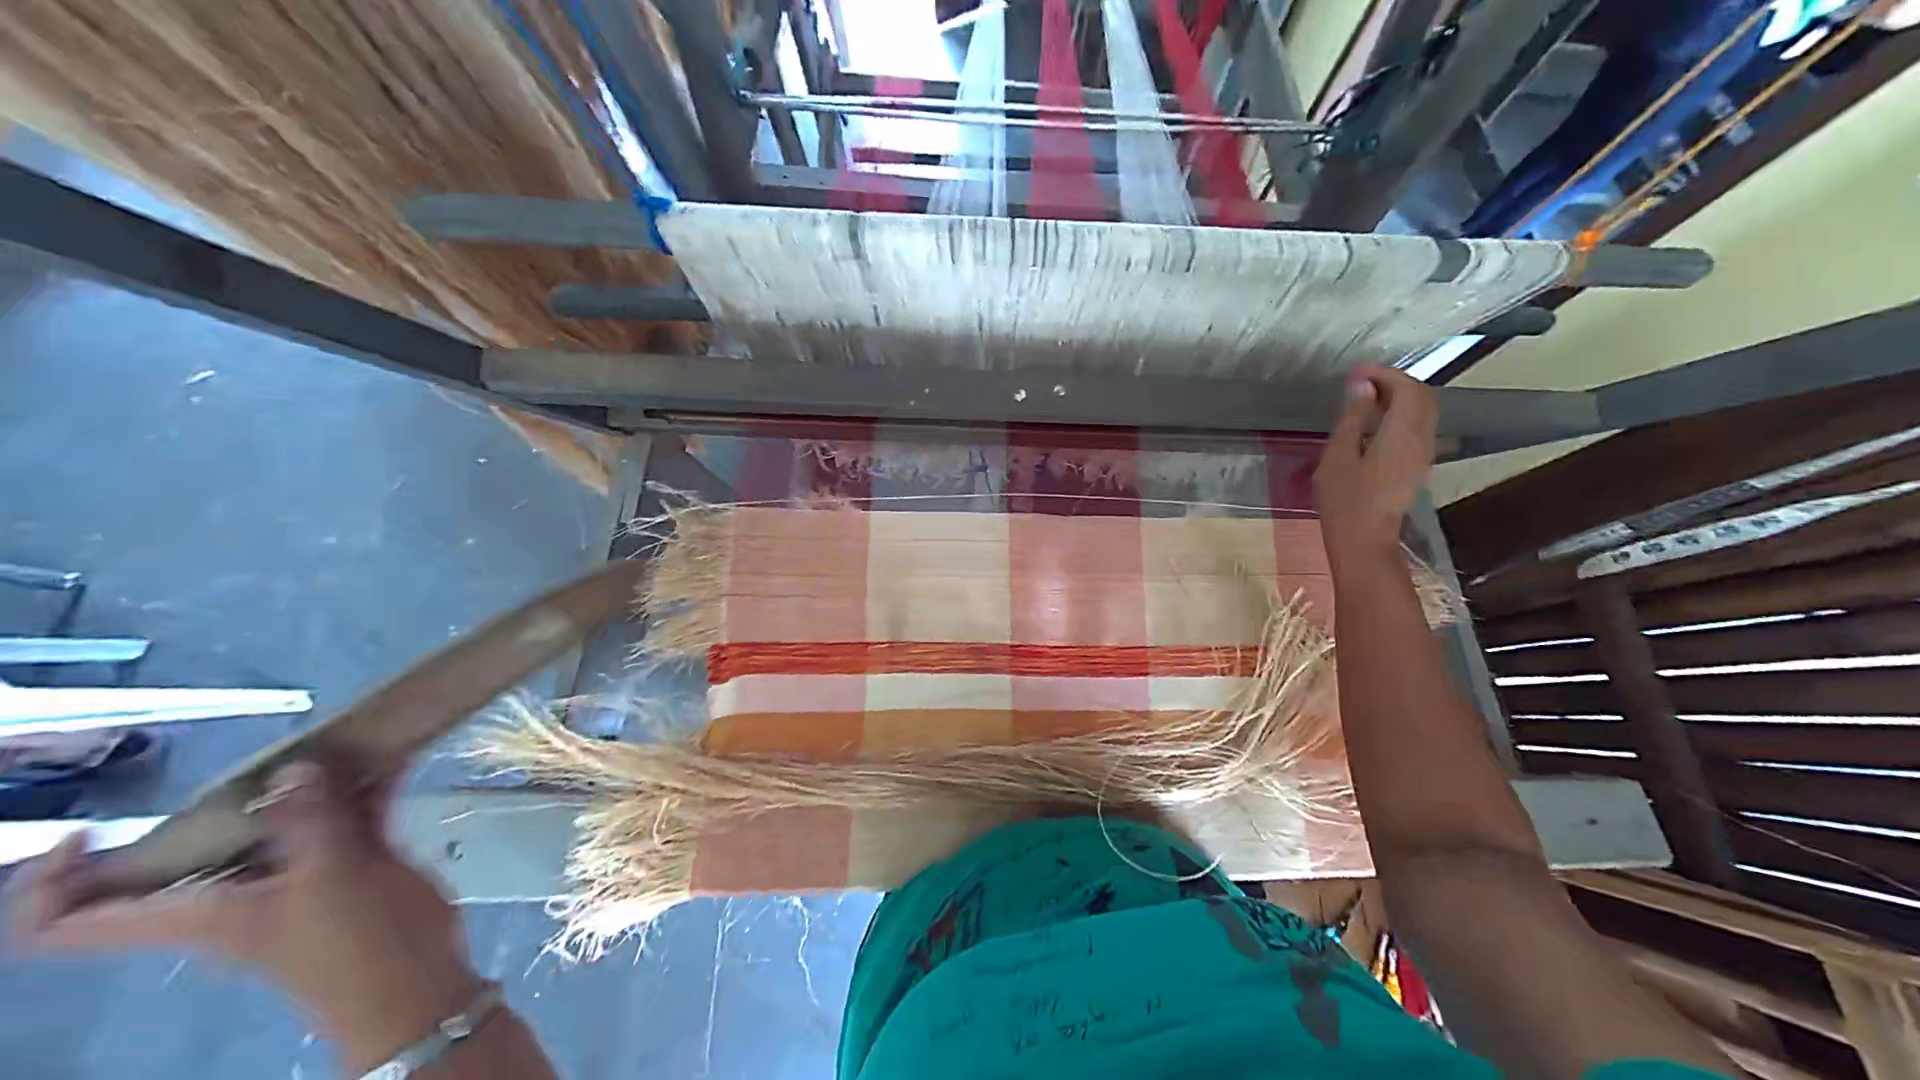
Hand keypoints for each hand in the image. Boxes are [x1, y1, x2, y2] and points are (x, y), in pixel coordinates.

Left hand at [12, 761, 483, 1072]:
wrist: (415, 983)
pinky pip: (348, 821)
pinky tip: (396, 759)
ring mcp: (299, 881)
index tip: (92, 830)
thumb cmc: (355, 941)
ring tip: (350, 743)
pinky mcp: (351, 871)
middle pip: (197, 849)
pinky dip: (366, 791)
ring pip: (284, 825)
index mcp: (200, 913)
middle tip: (274, 758)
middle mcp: (237, 894)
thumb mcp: (331, 874)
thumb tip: (289, 770)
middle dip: (229, 798)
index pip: (74, 922)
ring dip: (313, 785)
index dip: (56, 882)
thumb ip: (310, 819)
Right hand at [1313, 367, 1438, 565]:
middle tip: (1360, 381)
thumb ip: (1352, 419)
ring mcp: (1422, 453)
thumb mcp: (1338, 456)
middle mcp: (1421, 439)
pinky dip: (1399, 413)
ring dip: (1398, 397)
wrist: (1364, 540)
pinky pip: (1416, 426)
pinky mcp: (1416, 464)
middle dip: (1394, 382)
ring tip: (1364, 398)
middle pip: (1421, 397)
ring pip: (1422, 411)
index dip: (1384, 374)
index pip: (1407, 389)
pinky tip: (1374, 421)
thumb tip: (1362, 387)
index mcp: (1402, 434)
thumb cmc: (1344, 500)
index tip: (1356, 372)